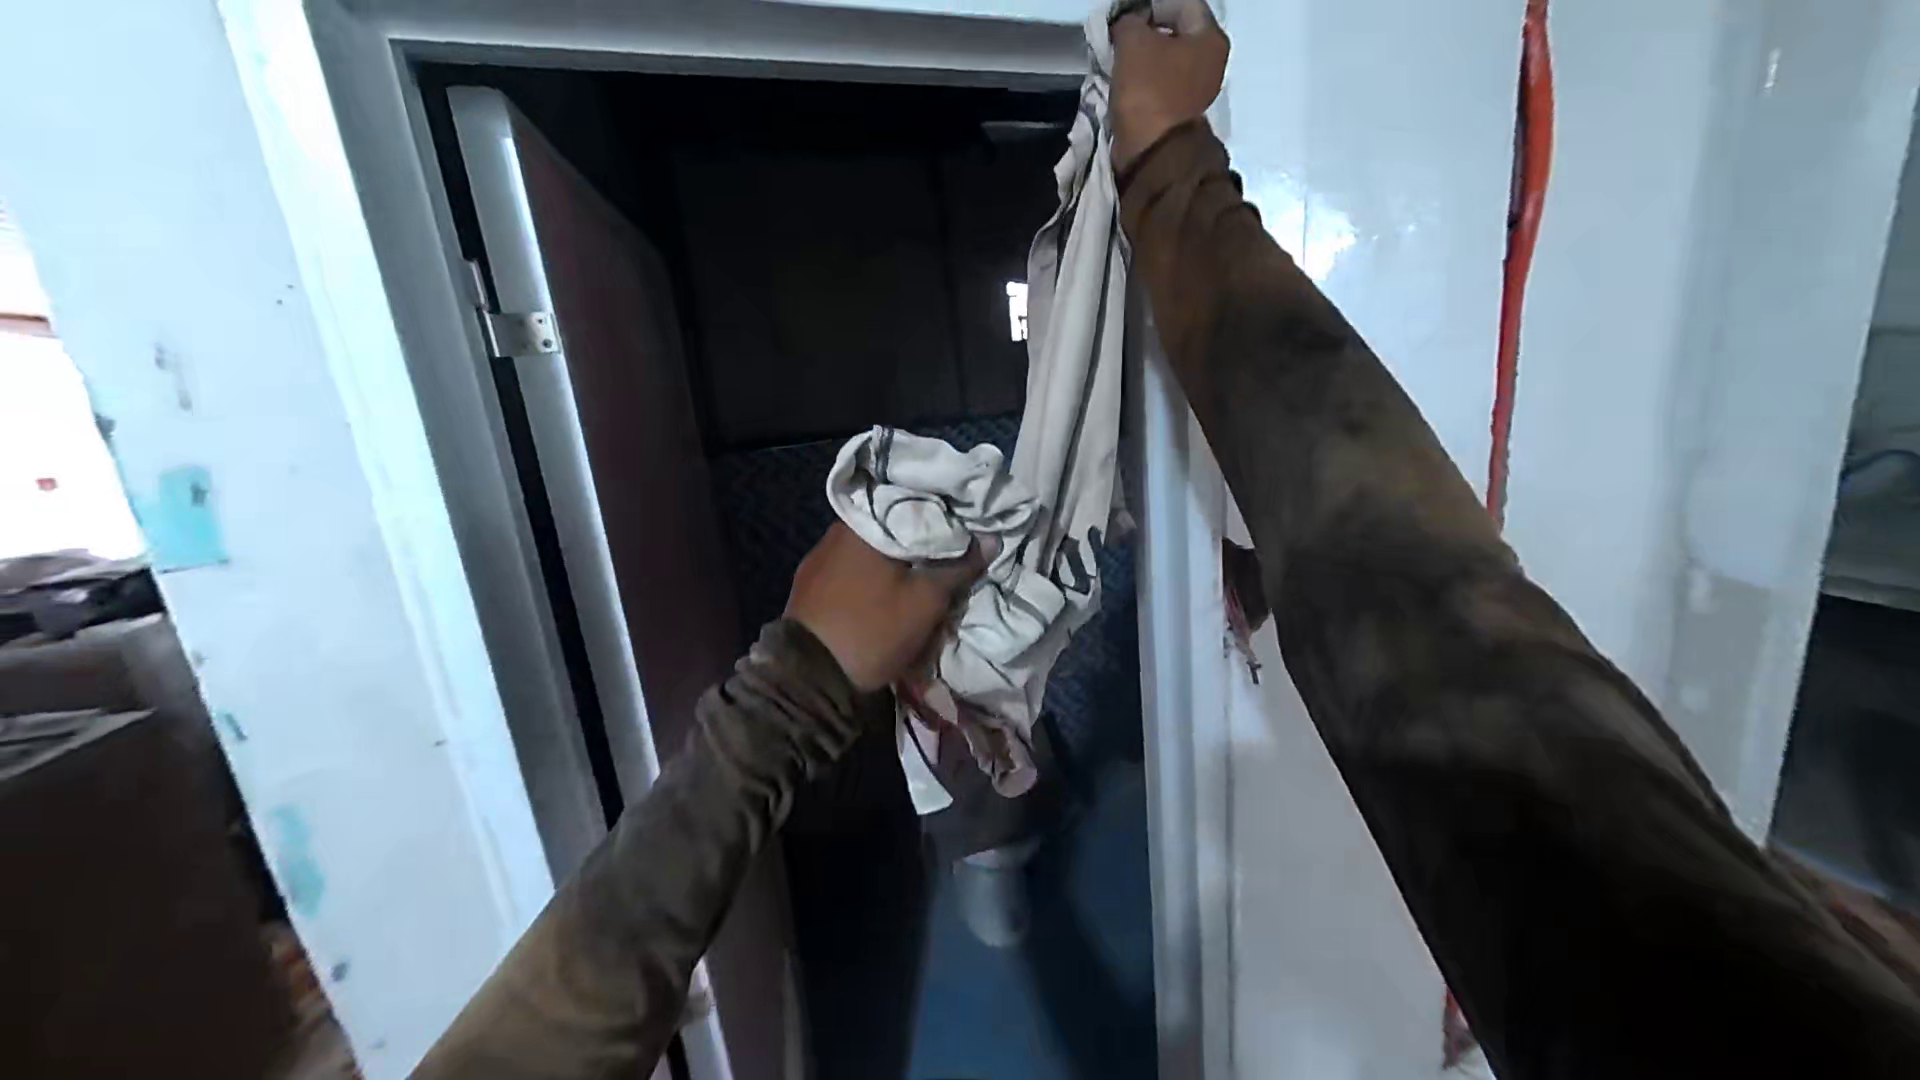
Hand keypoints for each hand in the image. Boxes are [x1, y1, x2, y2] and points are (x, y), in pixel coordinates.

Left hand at [785, 523, 987, 692]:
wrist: (811, 679)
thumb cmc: (874, 630)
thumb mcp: (926, 600)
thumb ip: (959, 566)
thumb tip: (990, 538)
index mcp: (865, 523)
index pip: (915, 502)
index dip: (944, 515)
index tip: (965, 529)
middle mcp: (836, 530)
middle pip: (891, 525)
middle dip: (919, 540)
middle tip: (946, 555)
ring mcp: (818, 556)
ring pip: (870, 547)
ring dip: (894, 559)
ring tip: (918, 574)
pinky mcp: (809, 582)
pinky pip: (850, 567)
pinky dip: (871, 573)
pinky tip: (883, 590)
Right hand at [1111, 0, 1229, 172]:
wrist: (1149, 154)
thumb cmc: (1147, 92)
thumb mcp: (1132, 42)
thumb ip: (1128, 22)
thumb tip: (1127, 26)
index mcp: (1210, 39)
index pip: (1182, 3)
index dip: (1151, 5)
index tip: (1125, 18)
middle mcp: (1211, 64)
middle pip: (1174, 34)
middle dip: (1145, 34)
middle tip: (1120, 39)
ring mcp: (1196, 93)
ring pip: (1165, 62)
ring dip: (1141, 61)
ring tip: (1118, 63)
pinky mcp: (1178, 116)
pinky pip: (1159, 87)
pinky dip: (1142, 84)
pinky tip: (1125, 86)